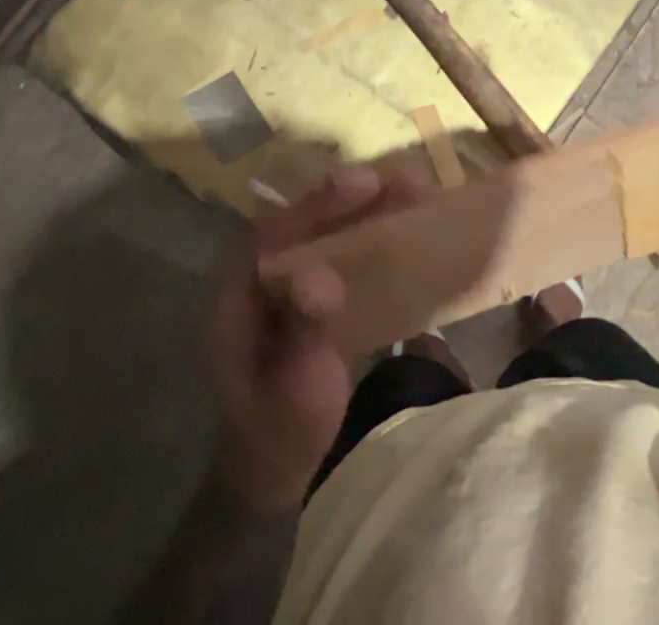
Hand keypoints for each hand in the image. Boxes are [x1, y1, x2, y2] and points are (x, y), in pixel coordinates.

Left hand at [208, 165, 425, 511]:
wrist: (276, 476)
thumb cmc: (280, 430)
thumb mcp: (295, 382)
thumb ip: (306, 327)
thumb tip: (321, 273)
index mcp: (241, 293)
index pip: (277, 230)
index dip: (319, 202)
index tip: (365, 182)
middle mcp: (262, 284)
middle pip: (307, 226)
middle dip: (354, 201)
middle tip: (407, 183)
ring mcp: (288, 296)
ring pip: (327, 241)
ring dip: (368, 218)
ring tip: (417, 198)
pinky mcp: (313, 310)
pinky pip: (343, 264)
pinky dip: (373, 246)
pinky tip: (408, 241)